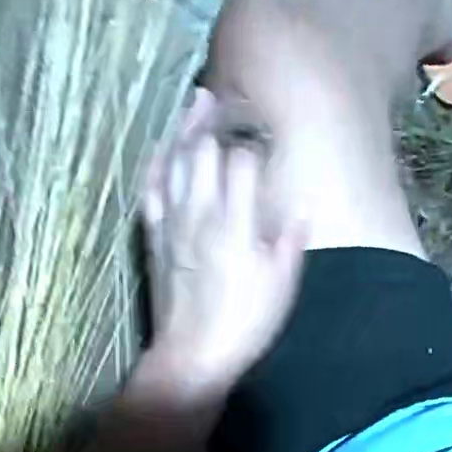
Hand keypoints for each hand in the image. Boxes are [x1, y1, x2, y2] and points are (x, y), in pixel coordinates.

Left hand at [138, 88, 307, 403]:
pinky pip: (152, 189)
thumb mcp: (281, 287)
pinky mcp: (155, 237)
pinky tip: (163, 149)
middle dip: (216, 120)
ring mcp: (172, 222)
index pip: (242, 162)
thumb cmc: (245, 323)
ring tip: (196, 102)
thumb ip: (288, 242)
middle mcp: (200, 213)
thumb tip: (299, 209)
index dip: (254, 143)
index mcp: (235, 223)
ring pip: (175, 163)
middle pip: (204, 151)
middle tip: (227, 97)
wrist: (193, 354)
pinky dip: (157, 163)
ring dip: (185, 130)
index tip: (266, 136)